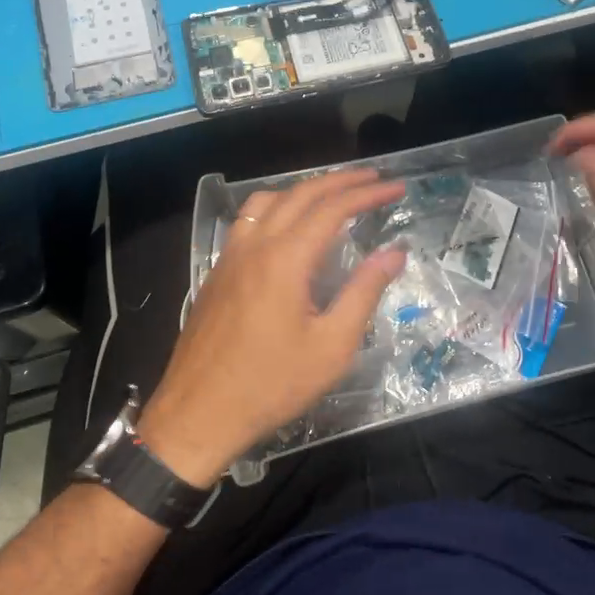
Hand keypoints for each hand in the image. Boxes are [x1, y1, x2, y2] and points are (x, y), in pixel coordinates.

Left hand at [137, 170, 405, 488]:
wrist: (197, 416)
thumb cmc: (270, 385)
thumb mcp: (331, 346)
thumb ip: (364, 292)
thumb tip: (394, 252)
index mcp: (285, 259)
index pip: (333, 209)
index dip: (368, 194)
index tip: (396, 187)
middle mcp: (255, 245)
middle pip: (300, 194)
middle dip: (341, 181)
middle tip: (374, 178)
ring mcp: (230, 256)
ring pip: (268, 201)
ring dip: (304, 189)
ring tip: (332, 195)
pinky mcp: (217, 273)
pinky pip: (248, 220)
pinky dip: (276, 206)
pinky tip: (287, 226)